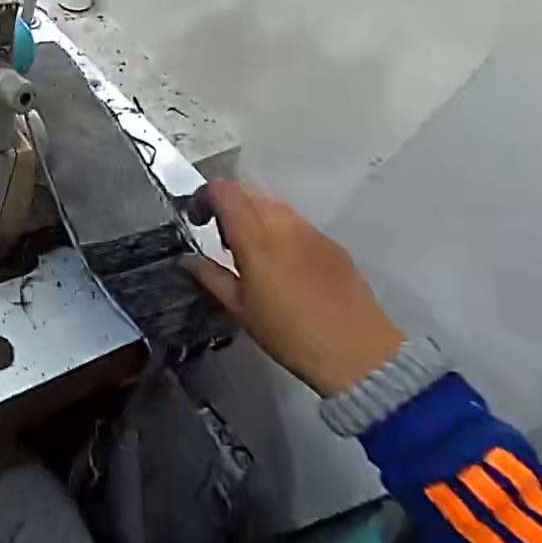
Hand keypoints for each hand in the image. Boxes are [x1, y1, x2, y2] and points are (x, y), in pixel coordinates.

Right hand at [182, 181, 404, 396]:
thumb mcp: (239, 308)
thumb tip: (188, 260)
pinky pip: (296, 221)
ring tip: (247, 249)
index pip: (225, 192)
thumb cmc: (287, 332)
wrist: (353, 350)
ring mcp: (311, 230)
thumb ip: (210, 277)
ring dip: (253, 213)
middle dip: (226, 202)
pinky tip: (279, 261)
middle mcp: (284, 223)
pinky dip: (278, 227)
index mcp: (255, 236)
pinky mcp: (330, 242)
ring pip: (274, 204)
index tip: (196, 218)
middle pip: (249, 192)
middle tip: (218, 233)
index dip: (204, 196)